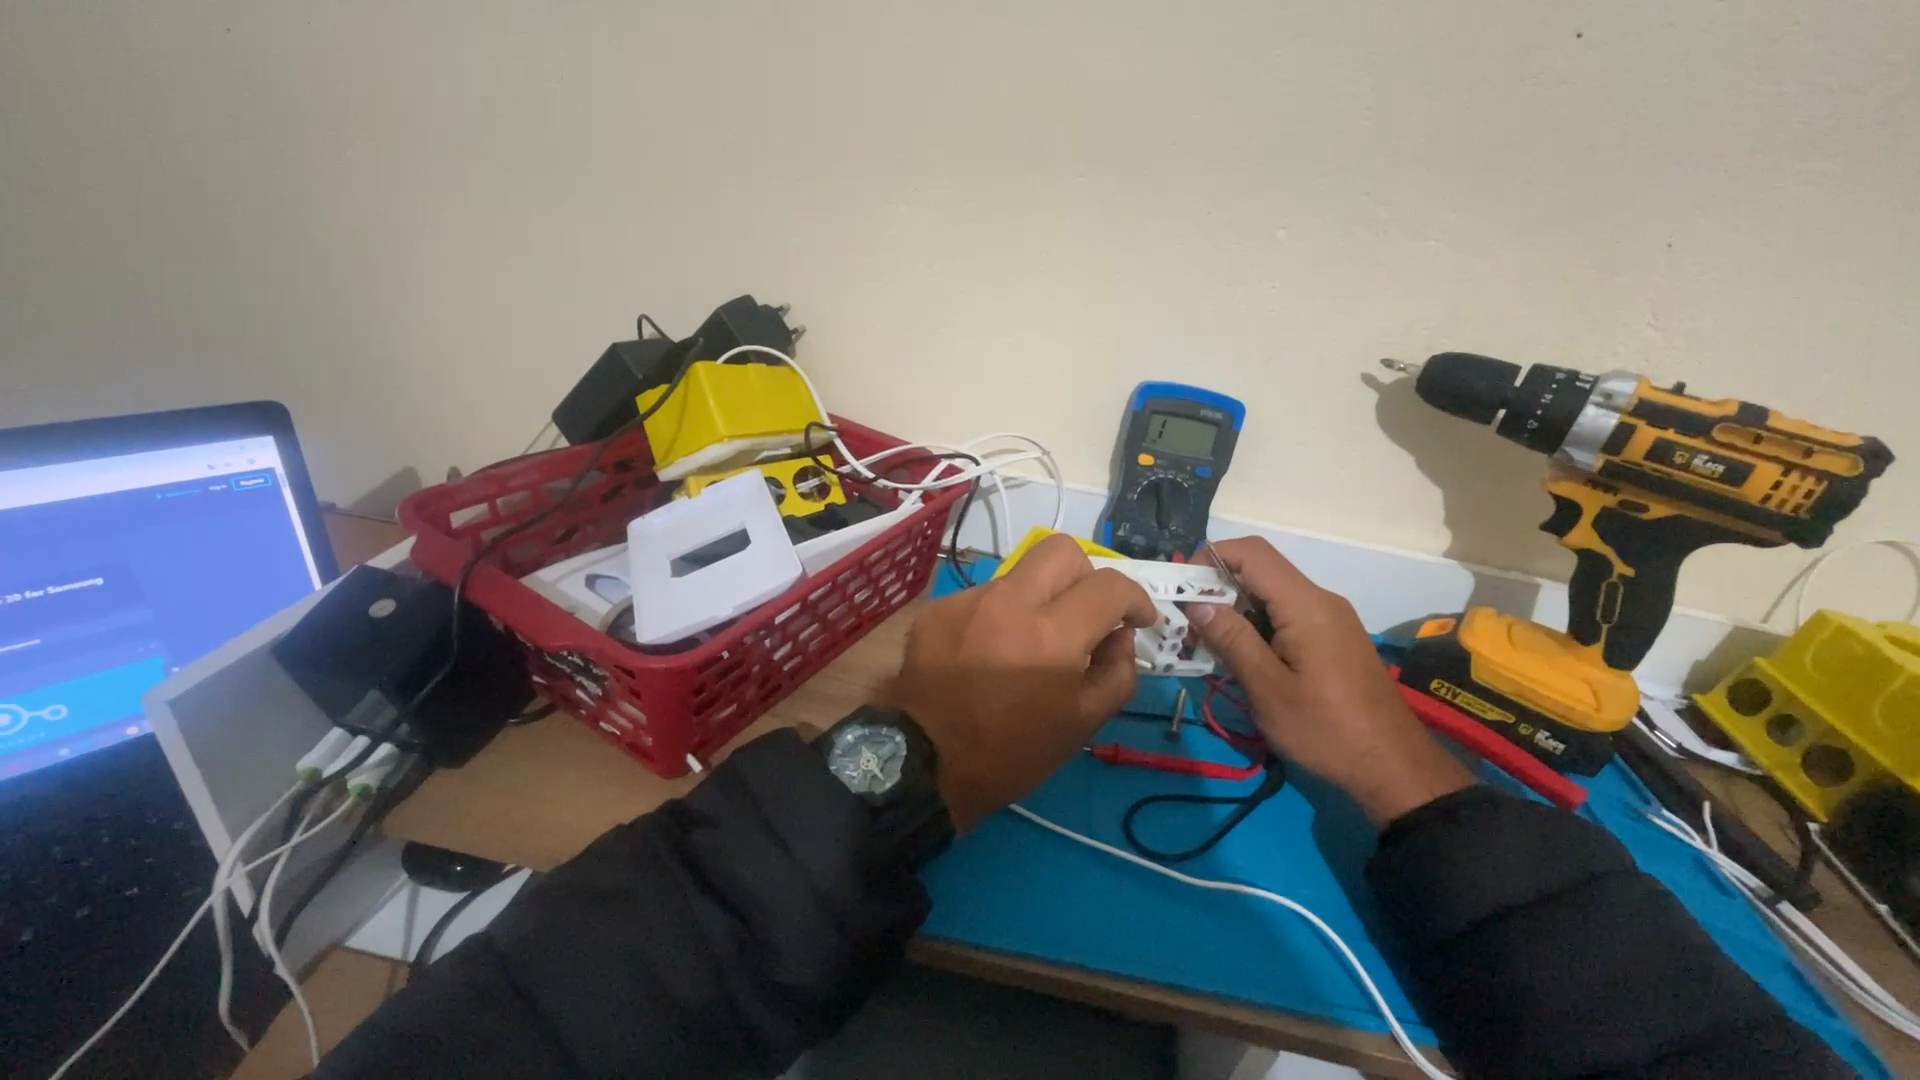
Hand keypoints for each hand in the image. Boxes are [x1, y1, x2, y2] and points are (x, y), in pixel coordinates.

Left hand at [887, 534, 1157, 830]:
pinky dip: (1000, 616)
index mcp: (1052, 634)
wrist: (924, 763)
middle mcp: (1009, 602)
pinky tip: (991, 652)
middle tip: (1087, 614)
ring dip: (1040, 598)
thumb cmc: (1011, 752)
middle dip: (1087, 576)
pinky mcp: (938, 610)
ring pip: (1019, 574)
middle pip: (1061, 549)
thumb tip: (1120, 636)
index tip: (1138, 620)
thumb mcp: (1082, 724)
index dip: (1136, 599)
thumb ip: (1117, 672)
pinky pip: (983, 597)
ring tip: (1031, 642)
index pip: (1109, 585)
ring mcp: (968, 601)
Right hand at [1192, 537, 1476, 825]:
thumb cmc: (1326, 730)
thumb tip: (1196, 602)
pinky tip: (1240, 658)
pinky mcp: (1332, 639)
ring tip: (1206, 646)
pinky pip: (1286, 616)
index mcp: (1306, 605)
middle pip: (1260, 570)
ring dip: (1234, 610)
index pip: (1251, 553)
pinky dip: (1256, 626)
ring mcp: (1330, 619)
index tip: (1180, 590)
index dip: (1209, 558)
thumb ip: (1231, 639)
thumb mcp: (1267, 689)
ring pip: (1271, 595)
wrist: (1393, 767)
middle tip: (1186, 625)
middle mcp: (1320, 601)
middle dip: (1216, 588)